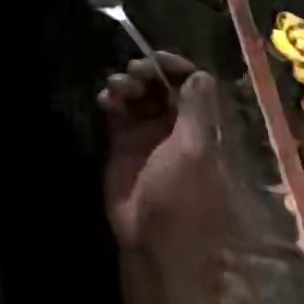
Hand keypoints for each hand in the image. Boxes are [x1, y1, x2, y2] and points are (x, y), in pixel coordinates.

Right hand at [98, 52, 224, 250]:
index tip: (156, 58)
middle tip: (133, 73)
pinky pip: (117, 112)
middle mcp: (174, 124)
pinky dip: (110, 101)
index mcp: (199, 124)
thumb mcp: (195, 150)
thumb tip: (199, 73)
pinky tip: (104, 100)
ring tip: (116, 88)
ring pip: (137, 94)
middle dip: (147, 72)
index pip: (189, 83)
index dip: (175, 66)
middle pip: (160, 84)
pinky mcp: (123, 145)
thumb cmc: (182, 197)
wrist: (154, 245)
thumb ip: (196, 110)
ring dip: (126, 84)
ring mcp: (147, 134)